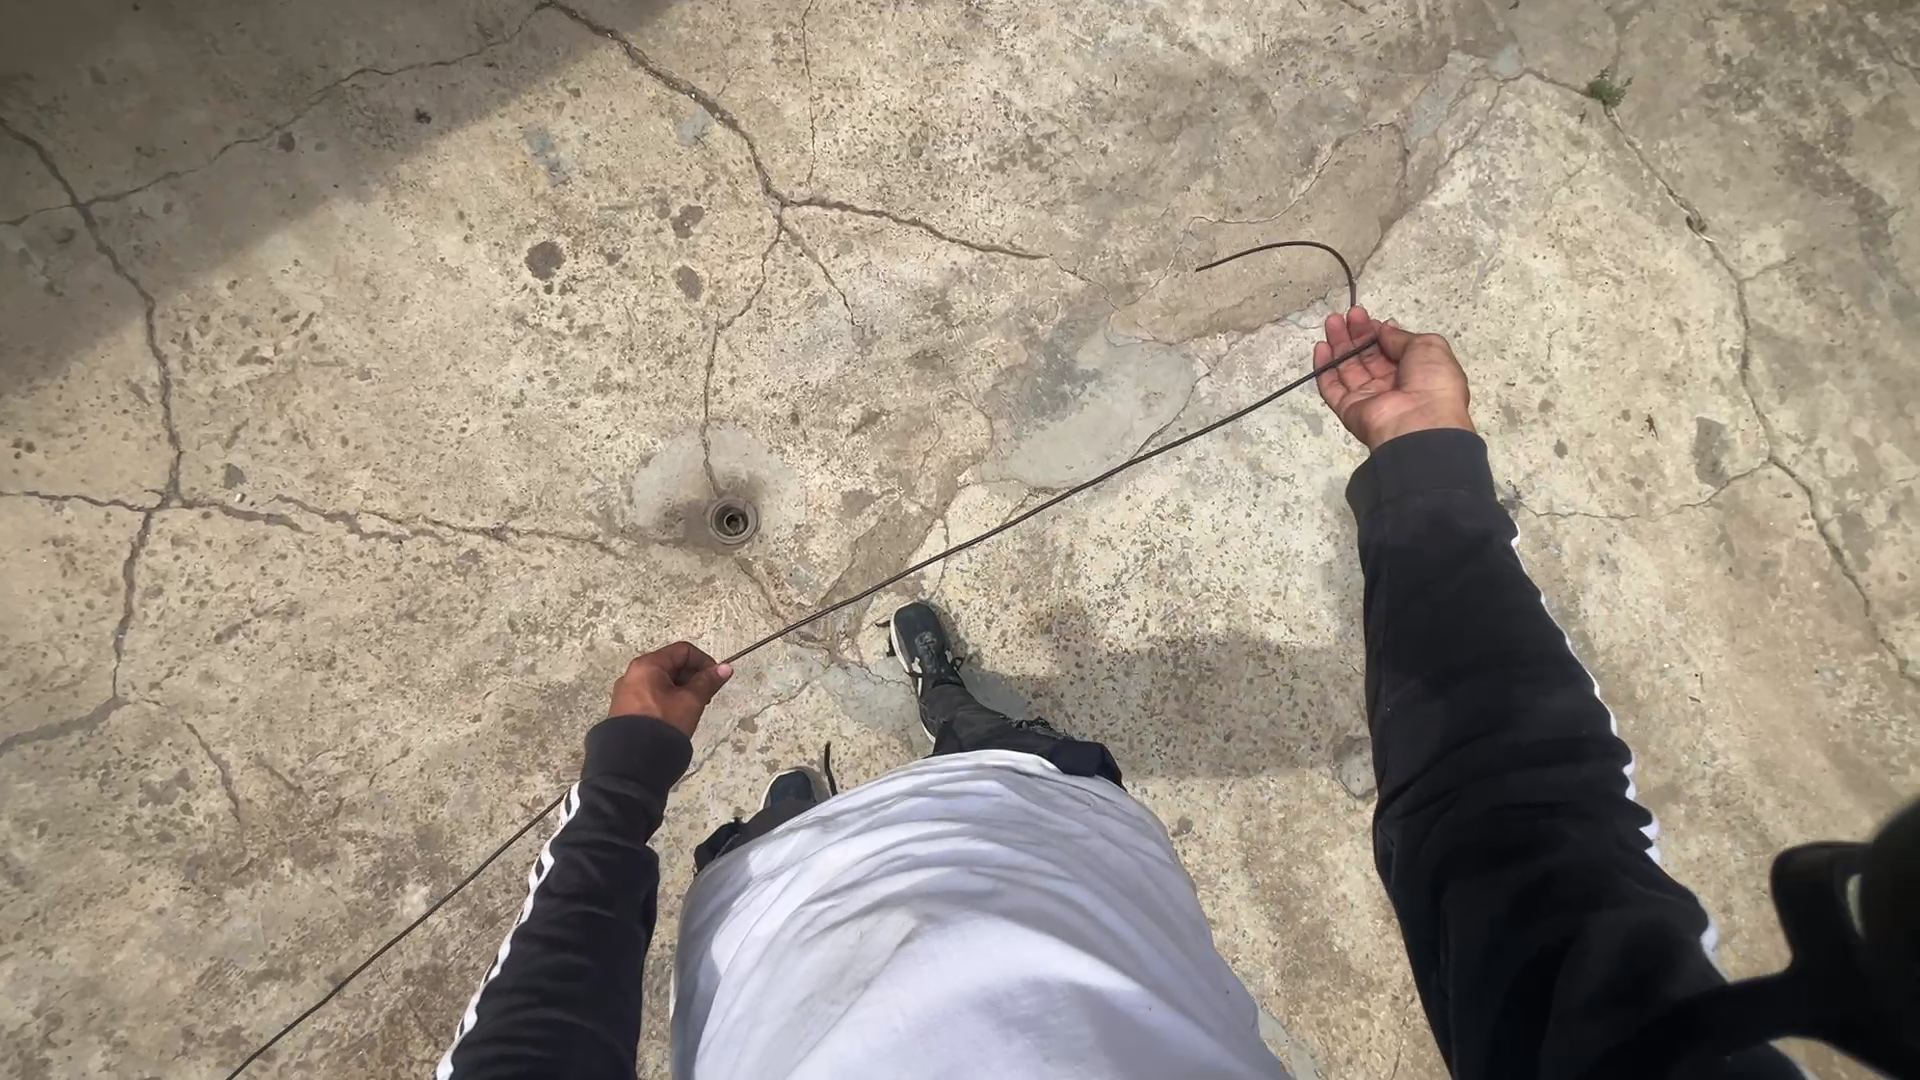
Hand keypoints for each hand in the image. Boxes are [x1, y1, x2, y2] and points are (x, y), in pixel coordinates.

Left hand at [609, 641, 732, 738]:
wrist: (632, 763)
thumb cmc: (663, 724)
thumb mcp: (691, 701)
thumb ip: (709, 681)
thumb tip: (726, 668)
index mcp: (647, 665)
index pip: (683, 651)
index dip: (704, 661)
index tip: (715, 679)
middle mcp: (633, 674)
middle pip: (672, 664)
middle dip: (693, 677)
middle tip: (705, 696)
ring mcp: (626, 692)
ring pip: (663, 681)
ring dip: (682, 689)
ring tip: (692, 708)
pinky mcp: (625, 709)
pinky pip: (652, 695)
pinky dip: (668, 699)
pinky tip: (676, 716)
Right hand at [1312, 306, 1474, 450]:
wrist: (1418, 423)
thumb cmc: (1432, 382)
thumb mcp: (1428, 346)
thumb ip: (1401, 337)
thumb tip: (1384, 329)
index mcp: (1415, 371)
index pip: (1390, 349)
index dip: (1377, 332)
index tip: (1366, 317)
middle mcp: (1389, 384)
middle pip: (1367, 356)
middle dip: (1355, 334)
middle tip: (1346, 314)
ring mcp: (1367, 397)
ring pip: (1347, 367)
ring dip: (1339, 344)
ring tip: (1331, 321)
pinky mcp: (1347, 408)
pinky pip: (1332, 387)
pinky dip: (1324, 368)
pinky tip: (1321, 347)